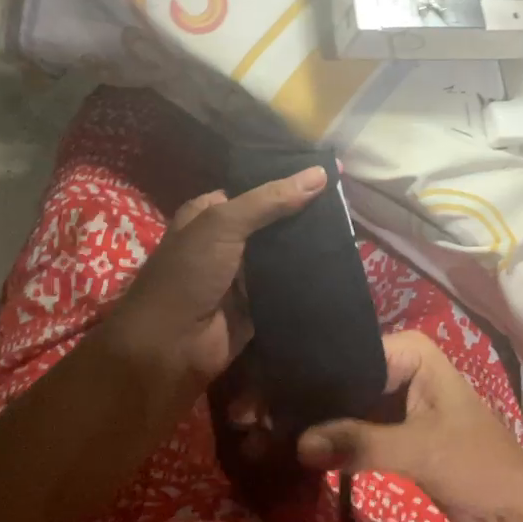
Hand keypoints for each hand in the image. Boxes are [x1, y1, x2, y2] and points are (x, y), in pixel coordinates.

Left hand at [99, 165, 328, 385]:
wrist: (170, 347)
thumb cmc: (188, 274)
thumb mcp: (223, 224)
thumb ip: (269, 200)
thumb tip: (319, 173)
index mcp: (209, 215)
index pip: (254, 190)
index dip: (285, 183)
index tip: (326, 173)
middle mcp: (225, 242)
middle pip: (271, 223)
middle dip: (303, 216)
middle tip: (346, 203)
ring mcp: (241, 277)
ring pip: (282, 256)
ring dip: (309, 249)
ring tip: (352, 231)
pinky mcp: (257, 307)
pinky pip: (287, 289)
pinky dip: (308, 282)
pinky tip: (340, 267)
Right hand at [296, 330, 522, 521]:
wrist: (507, 510)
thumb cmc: (474, 463)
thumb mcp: (418, 449)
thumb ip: (360, 444)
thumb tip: (300, 445)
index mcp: (411, 350)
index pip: (350, 352)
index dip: (316, 375)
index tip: (276, 393)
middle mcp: (399, 363)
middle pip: (344, 377)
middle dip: (313, 401)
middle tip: (267, 417)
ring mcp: (394, 395)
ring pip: (344, 403)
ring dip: (318, 422)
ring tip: (274, 430)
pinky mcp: (389, 426)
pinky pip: (352, 426)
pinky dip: (332, 438)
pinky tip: (298, 447)